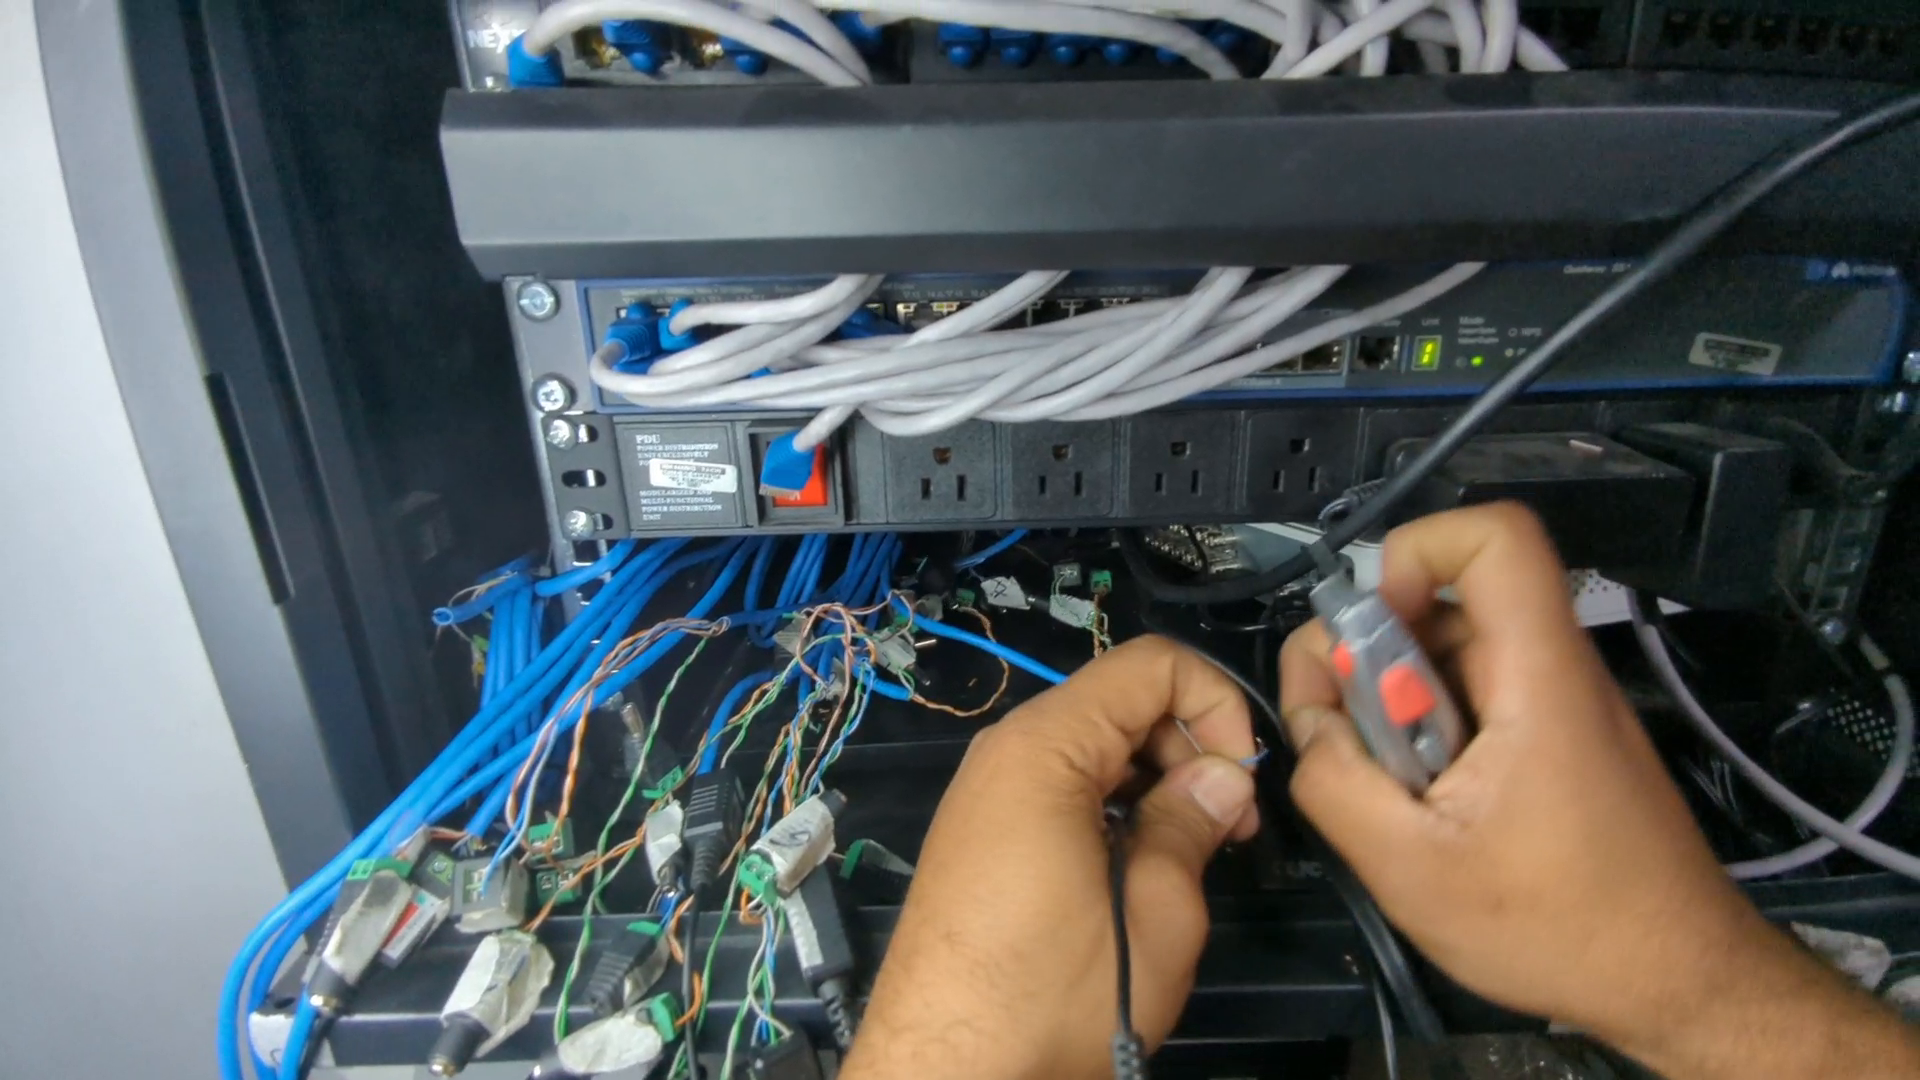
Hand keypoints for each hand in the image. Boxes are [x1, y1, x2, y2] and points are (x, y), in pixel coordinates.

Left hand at [840, 637, 1261, 1079]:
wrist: (940, 1076)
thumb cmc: (1052, 994)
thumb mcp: (1152, 913)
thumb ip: (1191, 822)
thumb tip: (1224, 776)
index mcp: (1045, 744)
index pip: (1149, 664)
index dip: (1213, 702)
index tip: (1241, 778)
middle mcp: (1009, 746)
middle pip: (1119, 700)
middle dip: (1187, 743)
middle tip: (1230, 825)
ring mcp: (989, 785)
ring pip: (1093, 743)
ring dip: (1153, 777)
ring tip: (1189, 849)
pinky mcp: (984, 825)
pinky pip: (1062, 782)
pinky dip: (1112, 801)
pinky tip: (1135, 860)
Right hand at [1281, 502, 1918, 1078]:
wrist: (1681, 991)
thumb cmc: (1562, 931)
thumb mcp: (1410, 870)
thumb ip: (1332, 781)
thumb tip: (1309, 725)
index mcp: (1535, 678)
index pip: (1493, 540)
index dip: (1413, 552)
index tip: (1364, 631)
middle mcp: (1542, 668)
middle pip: (1433, 598)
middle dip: (1355, 648)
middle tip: (1333, 728)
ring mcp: (1539, 698)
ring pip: (1429, 646)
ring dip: (1374, 693)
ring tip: (1371, 771)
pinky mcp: (1533, 729)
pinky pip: (1446, 688)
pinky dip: (1401, 721)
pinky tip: (1404, 785)